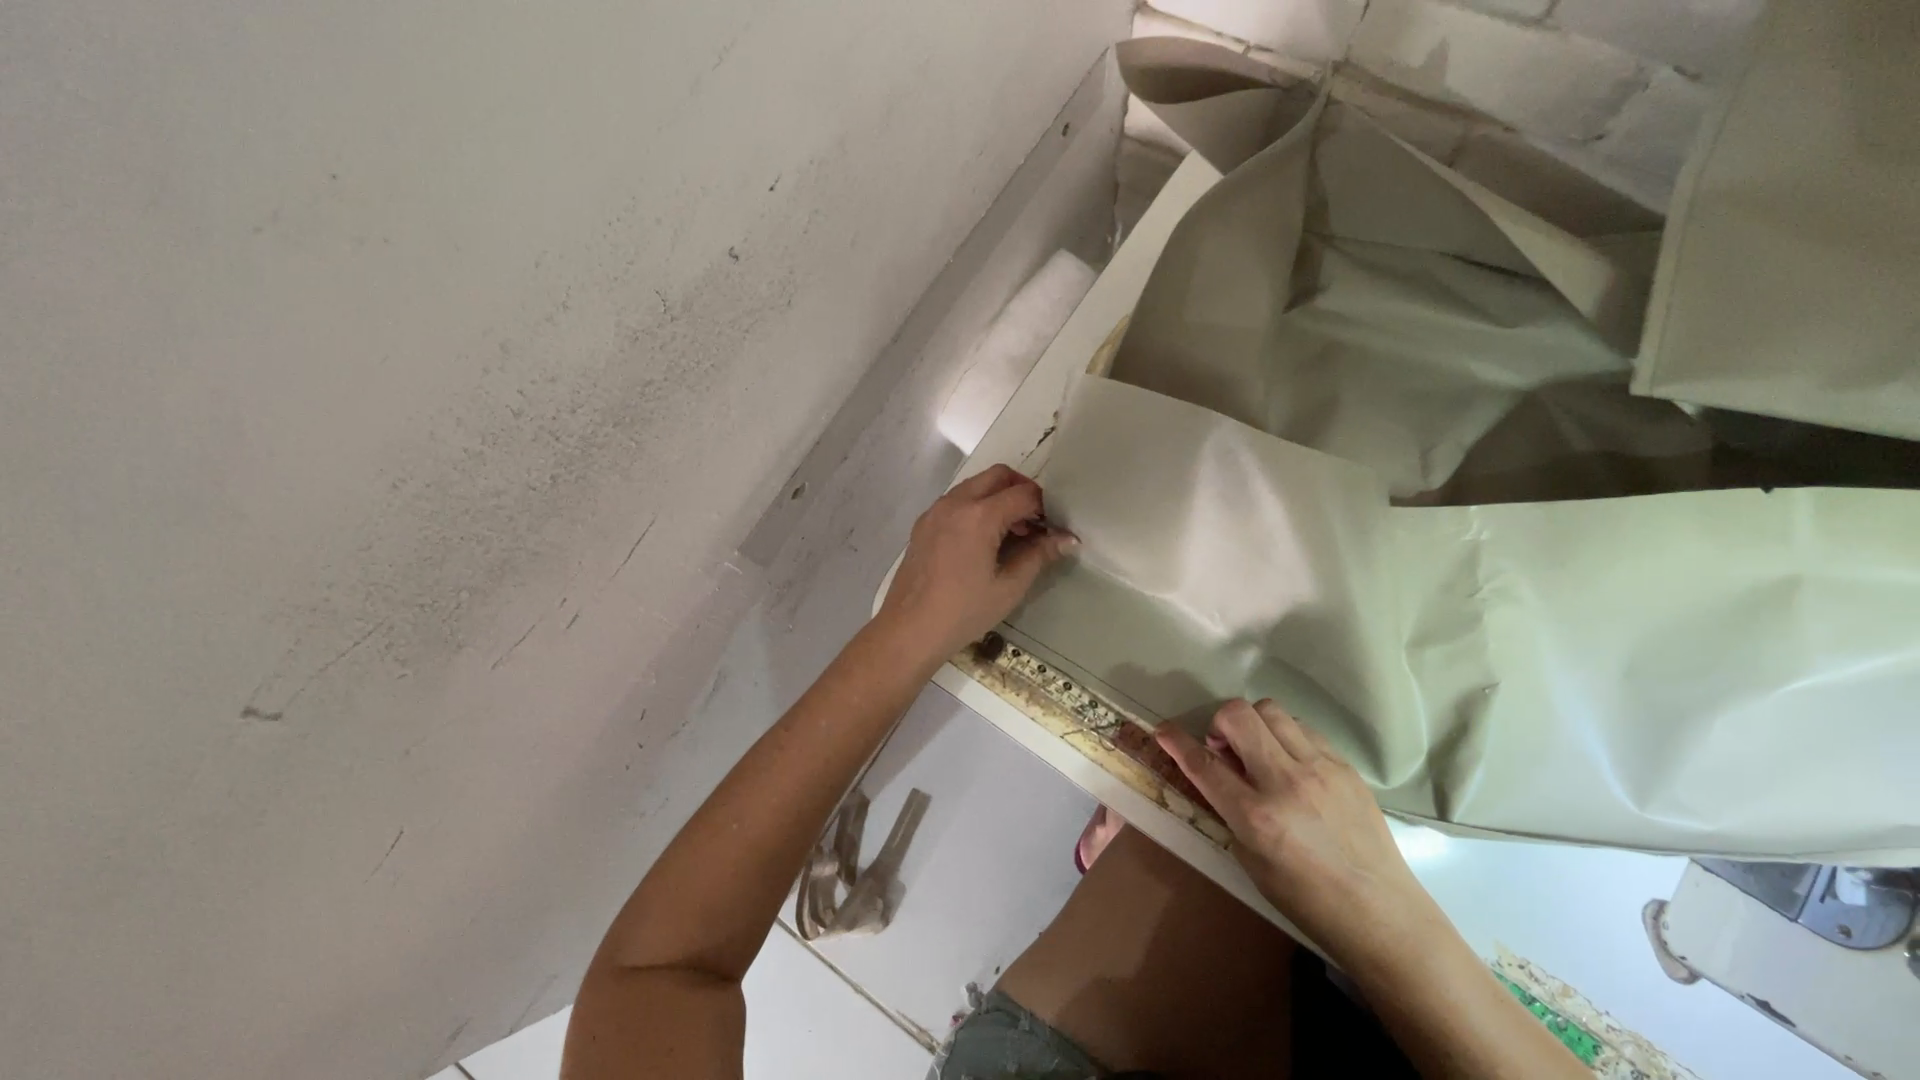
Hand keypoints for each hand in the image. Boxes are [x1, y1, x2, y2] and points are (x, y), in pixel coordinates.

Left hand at [876, 464, 1076, 664]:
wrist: (908, 630)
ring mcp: (935, 511)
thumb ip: (1039, 556)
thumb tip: (1069, 540)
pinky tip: (984, 542)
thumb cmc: (963, 612)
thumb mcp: (1008, 587)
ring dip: (999, 498)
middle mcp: (955, 503)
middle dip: (1022, 491)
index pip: (1024, 494)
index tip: (1055, 529)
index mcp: (979, 515)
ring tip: (1012, 535)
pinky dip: (977, 507)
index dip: (1045, 508)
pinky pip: (957, 501)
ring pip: (975, 486)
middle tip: (1036, 522)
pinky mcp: (923, 524)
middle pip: (998, 476)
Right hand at [1155, 699, 1439, 966]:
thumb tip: (1217, 774)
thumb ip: (1229, 811)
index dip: (1176, 741)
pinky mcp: (1346, 766)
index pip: (1204, 764)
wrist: (1379, 911)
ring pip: (1271, 710)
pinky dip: (1285, 736)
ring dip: (1253, 724)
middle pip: (1238, 716)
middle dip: (1219, 723)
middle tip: (1222, 749)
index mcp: (1257, 816)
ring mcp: (1321, 769)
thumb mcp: (1250, 860)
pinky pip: (1303, 728)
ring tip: (1257, 751)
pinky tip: (1289, 763)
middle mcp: (1287, 782)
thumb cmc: (1304, 898)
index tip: (1163, 730)